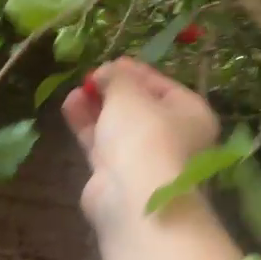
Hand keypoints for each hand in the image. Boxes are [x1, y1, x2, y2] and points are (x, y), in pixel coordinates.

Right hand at [61, 57, 217, 225]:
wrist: (132, 197)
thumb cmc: (145, 136)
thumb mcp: (130, 95)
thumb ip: (117, 78)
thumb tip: (107, 71)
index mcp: (190, 114)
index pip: (163, 86)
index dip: (136, 72)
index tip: (110, 62)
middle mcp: (171, 136)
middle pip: (139, 107)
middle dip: (112, 91)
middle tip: (90, 77)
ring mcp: (142, 158)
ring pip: (117, 126)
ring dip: (96, 107)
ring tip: (75, 90)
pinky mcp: (115, 174)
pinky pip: (100, 143)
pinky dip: (86, 125)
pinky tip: (70, 107)